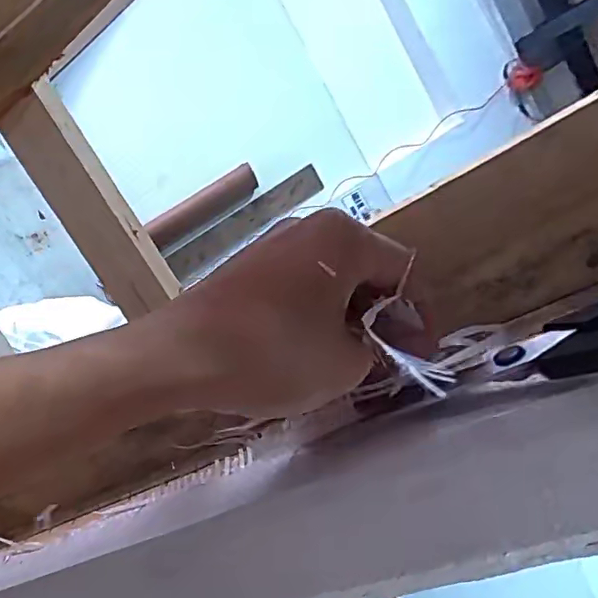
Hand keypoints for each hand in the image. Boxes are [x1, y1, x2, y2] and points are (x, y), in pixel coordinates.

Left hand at [133, 208, 434, 418]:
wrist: (177, 356)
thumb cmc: (270, 354)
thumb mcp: (342, 365)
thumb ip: (373, 352)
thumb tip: (367, 348)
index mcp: (342, 237)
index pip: (403, 273)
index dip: (420, 319)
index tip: (421, 358)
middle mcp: (304, 230)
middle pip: (363, 275)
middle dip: (379, 321)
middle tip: (385, 364)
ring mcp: (266, 250)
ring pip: (324, 287)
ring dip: (342, 324)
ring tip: (346, 366)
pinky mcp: (238, 275)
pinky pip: (290, 295)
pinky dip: (307, 322)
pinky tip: (303, 355)